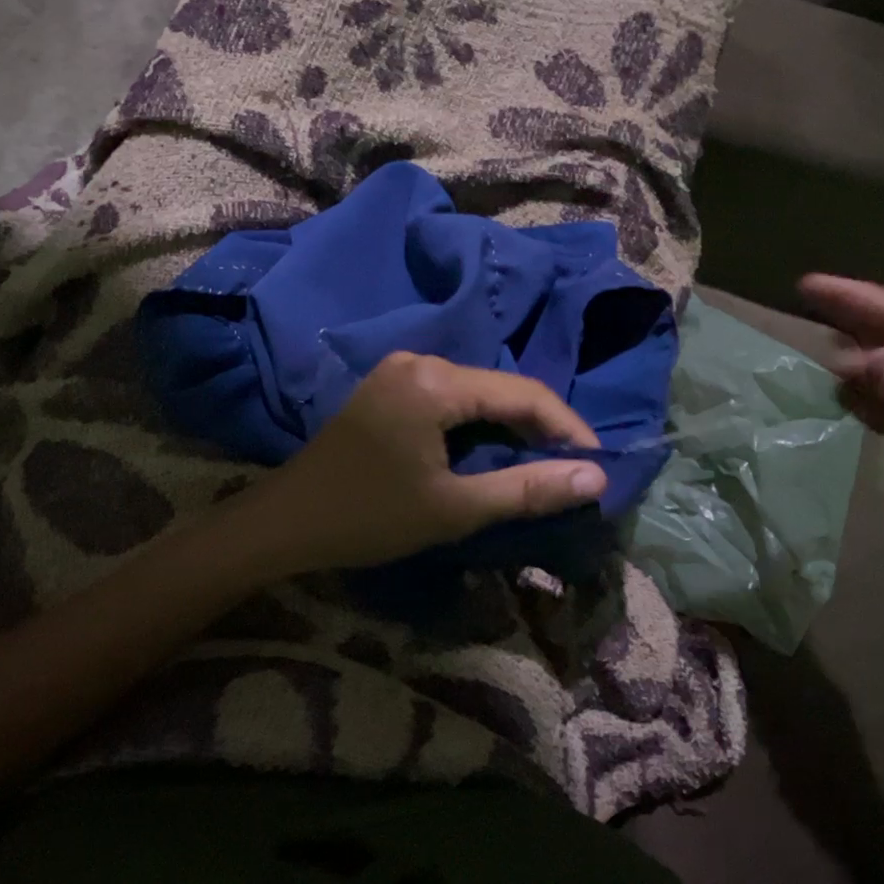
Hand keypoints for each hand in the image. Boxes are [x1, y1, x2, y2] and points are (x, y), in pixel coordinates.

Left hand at [230, 352, 608, 577]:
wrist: (286, 521)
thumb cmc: (369, 516)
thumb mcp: (453, 508)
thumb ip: (527, 489)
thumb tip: (596, 477)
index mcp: (434, 381)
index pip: (523, 392)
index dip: (568, 426)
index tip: (597, 464)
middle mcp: (417, 361)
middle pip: (498, 387)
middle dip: (540, 427)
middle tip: (573, 468)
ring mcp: (397, 372)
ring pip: (474, 393)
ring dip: (509, 427)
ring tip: (542, 465)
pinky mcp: (386, 389)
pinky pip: (447, 399)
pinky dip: (476, 425)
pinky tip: (492, 453)